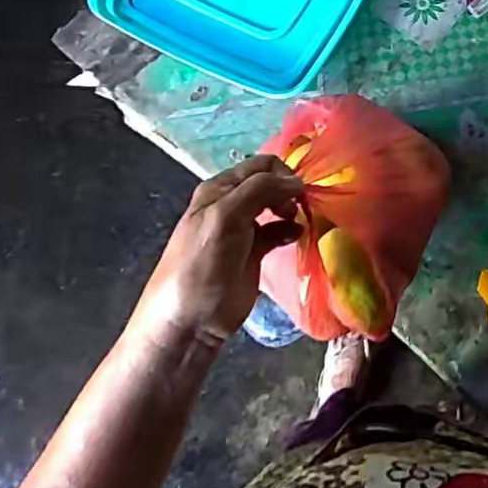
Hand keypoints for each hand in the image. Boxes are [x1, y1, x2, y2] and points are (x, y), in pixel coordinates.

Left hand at [133, 155, 304, 347]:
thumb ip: (260, 190)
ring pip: (276, 205)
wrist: (188, 322)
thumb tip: (297, 183)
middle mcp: (232, 203)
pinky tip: (296, 236)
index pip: (261, 165)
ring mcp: (243, 228)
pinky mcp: (254, 252)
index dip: (283, 173)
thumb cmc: (202, 264)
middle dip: (288, 189)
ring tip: (297, 220)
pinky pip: (278, 231)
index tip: (298, 193)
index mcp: (220, 188)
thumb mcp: (226, 216)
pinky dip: (290, 229)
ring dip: (291, 208)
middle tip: (299, 207)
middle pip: (270, 182)